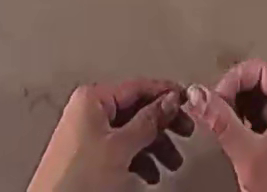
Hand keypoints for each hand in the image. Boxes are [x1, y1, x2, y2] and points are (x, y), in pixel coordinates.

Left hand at [27, 80, 192, 190]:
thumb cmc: (79, 180)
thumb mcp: (120, 148)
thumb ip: (149, 121)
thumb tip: (170, 100)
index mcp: (93, 99)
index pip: (138, 86)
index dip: (165, 93)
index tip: (187, 100)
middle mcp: (89, 111)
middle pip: (136, 110)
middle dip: (162, 125)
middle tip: (185, 132)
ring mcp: (87, 135)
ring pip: (131, 133)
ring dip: (154, 147)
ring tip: (172, 163)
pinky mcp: (87, 159)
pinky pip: (120, 150)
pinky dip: (138, 160)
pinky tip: (151, 175)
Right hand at [183, 60, 266, 191]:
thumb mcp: (248, 155)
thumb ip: (221, 121)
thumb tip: (197, 93)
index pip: (260, 69)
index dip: (233, 79)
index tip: (214, 100)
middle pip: (260, 82)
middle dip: (234, 95)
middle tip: (215, 115)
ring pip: (259, 101)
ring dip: (237, 110)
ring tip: (224, 128)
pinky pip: (262, 118)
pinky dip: (245, 124)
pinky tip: (236, 139)